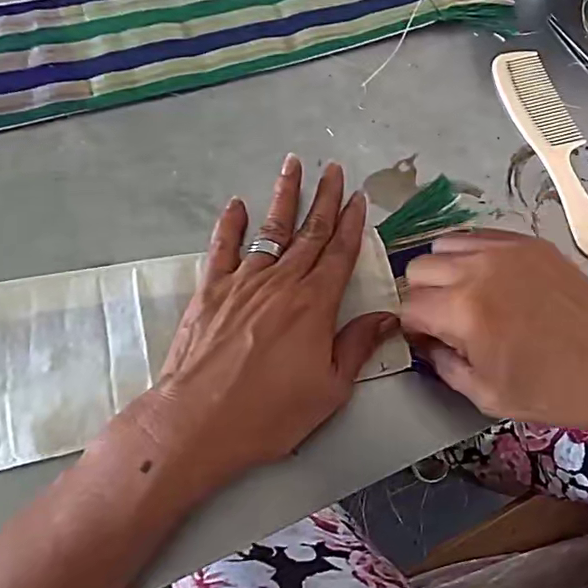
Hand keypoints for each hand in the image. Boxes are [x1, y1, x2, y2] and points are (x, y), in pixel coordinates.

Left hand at [108, 155, 400, 492]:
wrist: (199, 420)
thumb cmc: (269, 413)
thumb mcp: (329, 389)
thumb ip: (357, 346)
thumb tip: (388, 315)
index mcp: (314, 304)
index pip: (340, 253)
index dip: (352, 223)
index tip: (359, 197)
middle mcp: (281, 282)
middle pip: (309, 232)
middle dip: (325, 198)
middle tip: (335, 170)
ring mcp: (242, 281)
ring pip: (270, 230)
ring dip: (284, 197)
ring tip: (293, 167)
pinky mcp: (211, 289)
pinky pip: (223, 247)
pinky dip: (231, 224)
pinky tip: (238, 205)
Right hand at [400, 230, 587, 433]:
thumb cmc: (558, 390)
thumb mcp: (487, 396)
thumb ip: (443, 366)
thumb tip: (427, 344)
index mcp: (464, 311)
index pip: (407, 306)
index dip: (411, 329)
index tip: (427, 341)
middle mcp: (477, 269)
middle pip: (417, 269)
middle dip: (423, 297)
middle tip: (446, 321)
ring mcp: (504, 249)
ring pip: (441, 246)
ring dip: (443, 272)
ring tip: (467, 297)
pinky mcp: (528, 242)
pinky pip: (476, 237)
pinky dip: (469, 256)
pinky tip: (489, 281)